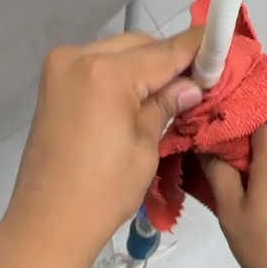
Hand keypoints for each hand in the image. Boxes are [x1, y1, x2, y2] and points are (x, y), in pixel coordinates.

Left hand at [0, 29, 203, 267]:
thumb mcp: (145, 151)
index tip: (217, 51)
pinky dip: (117, 78)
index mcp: (106, 74)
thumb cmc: (101, 195)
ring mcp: (60, 70)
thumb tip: (188, 88)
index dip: (193, 51)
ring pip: (114, 54)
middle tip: (193, 84)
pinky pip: (94, 69)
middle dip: (166, 61)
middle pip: (136, 46)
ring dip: (141, 69)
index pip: (162, 53)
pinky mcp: (52, 86)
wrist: (49, 222)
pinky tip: (135, 100)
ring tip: (166, 96)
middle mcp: (78, 58)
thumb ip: (164, 109)